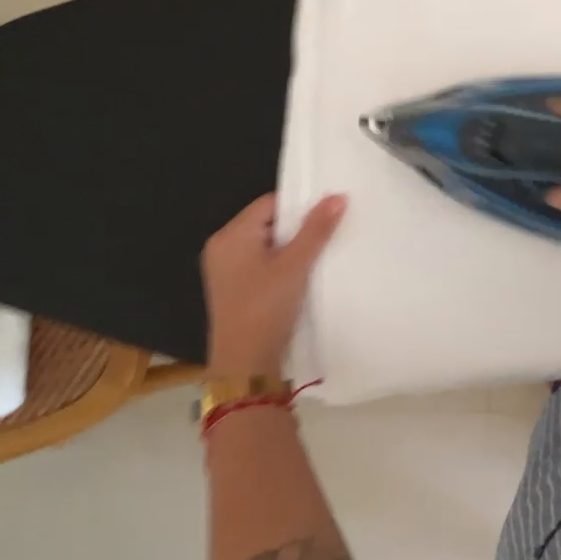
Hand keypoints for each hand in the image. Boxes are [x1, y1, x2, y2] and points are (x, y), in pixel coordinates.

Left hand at [202, 193, 346, 376]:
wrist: (245, 363)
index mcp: (230, 235)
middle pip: (268, 222)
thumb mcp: (295, 265)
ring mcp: (226, 269)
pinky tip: (303, 273)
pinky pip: (262, 262)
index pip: (270, 203)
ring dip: (293, 246)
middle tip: (330, 232)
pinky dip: (282, 263)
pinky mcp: (234, 287)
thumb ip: (316, 229)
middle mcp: (222, 247)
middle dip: (298, 227)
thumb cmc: (266, 307)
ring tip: (320, 252)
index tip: (328, 213)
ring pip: (267, 243)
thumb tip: (338, 196)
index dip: (300, 205)